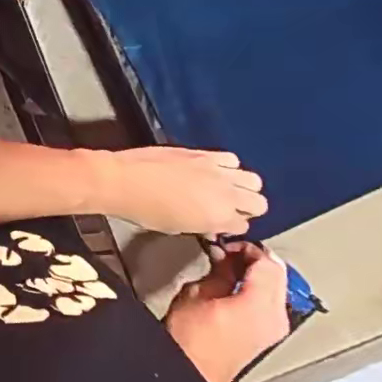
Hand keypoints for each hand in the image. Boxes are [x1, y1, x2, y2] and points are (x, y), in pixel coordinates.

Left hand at [88, 147, 266, 235]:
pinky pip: (231, 158)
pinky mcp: (204, 153)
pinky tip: (210, 169)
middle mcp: (226, 194)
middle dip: (245, 207)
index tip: (218, 223)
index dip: (230, 225)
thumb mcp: (174, 228)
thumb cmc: (142, 210)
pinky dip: (226, 166)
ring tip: (221, 187)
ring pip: (252, 180)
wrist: (122, 180)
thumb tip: (208, 223)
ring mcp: (217, 171)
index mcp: (219, 218)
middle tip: (226, 207)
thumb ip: (200, 225)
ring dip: (240, 185)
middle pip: (258, 202)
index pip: (243, 225)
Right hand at [164, 243, 291, 381]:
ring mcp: (277, 326)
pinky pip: (272, 300)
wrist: (198, 371)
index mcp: (260, 305)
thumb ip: (218, 272)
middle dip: (254, 259)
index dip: (247, 248)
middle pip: (278, 273)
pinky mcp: (270, 332)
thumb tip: (225, 258)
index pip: (267, 263)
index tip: (228, 244)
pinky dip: (258, 287)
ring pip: (278, 285)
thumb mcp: (196, 294)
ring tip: (230, 267)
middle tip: (229, 252)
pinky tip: (236, 286)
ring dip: (257, 273)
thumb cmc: (192, 339)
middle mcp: (277, 316)